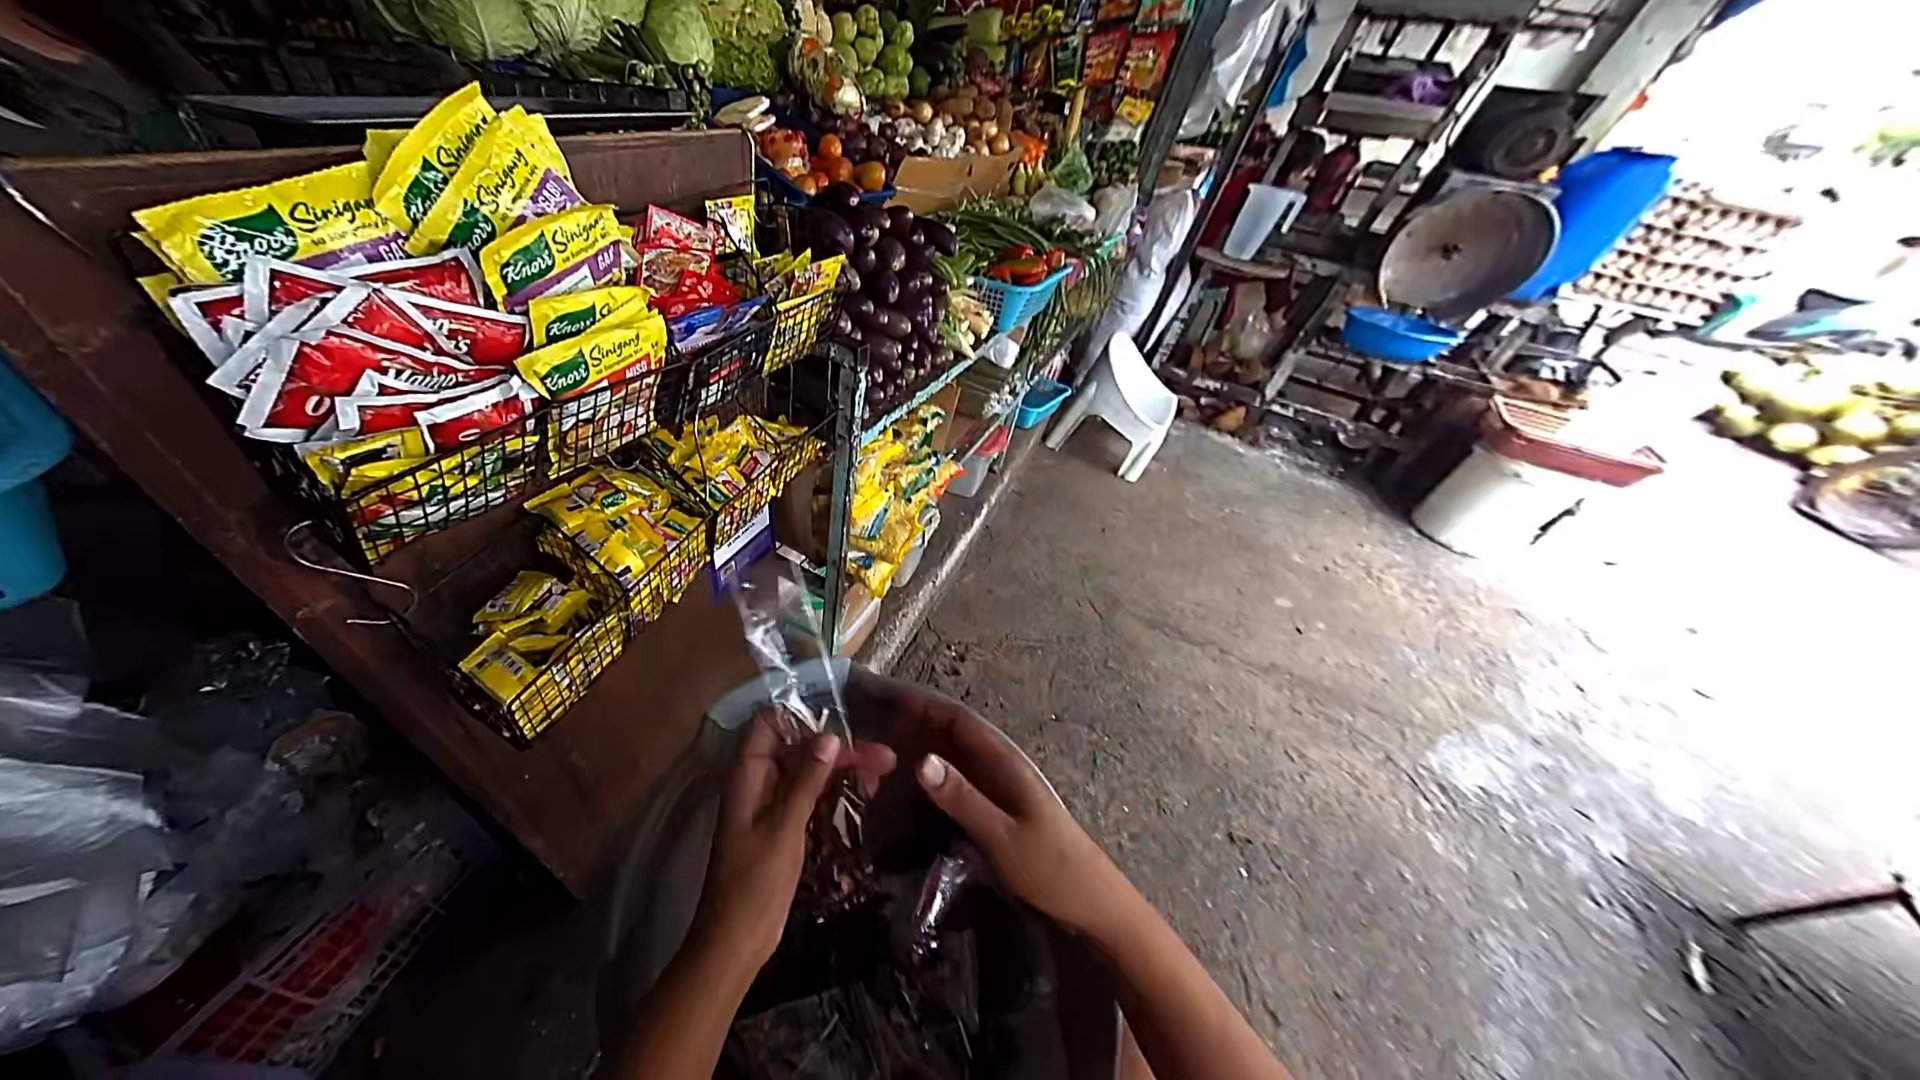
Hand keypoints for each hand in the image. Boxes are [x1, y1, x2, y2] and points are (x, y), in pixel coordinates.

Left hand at [692, 710, 898, 970]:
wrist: (736, 942)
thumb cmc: (754, 883)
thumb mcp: (784, 827)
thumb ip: (806, 780)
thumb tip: (829, 737)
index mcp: (748, 775)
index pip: (770, 723)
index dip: (803, 717)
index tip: (842, 724)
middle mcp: (760, 782)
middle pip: (800, 748)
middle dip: (839, 748)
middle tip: (883, 756)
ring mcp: (772, 804)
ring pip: (810, 771)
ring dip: (843, 768)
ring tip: (883, 772)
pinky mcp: (785, 824)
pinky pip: (812, 794)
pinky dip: (836, 790)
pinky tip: (866, 792)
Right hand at [852, 674, 1123, 937]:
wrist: (1089, 901)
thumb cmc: (1051, 866)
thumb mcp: (1004, 835)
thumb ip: (964, 798)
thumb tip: (921, 760)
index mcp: (1004, 761)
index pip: (957, 720)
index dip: (923, 704)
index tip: (885, 697)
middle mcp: (998, 766)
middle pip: (949, 734)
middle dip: (912, 725)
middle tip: (868, 730)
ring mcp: (996, 787)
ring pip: (949, 756)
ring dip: (917, 750)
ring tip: (876, 755)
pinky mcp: (993, 808)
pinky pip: (955, 781)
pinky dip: (928, 777)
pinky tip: (905, 787)